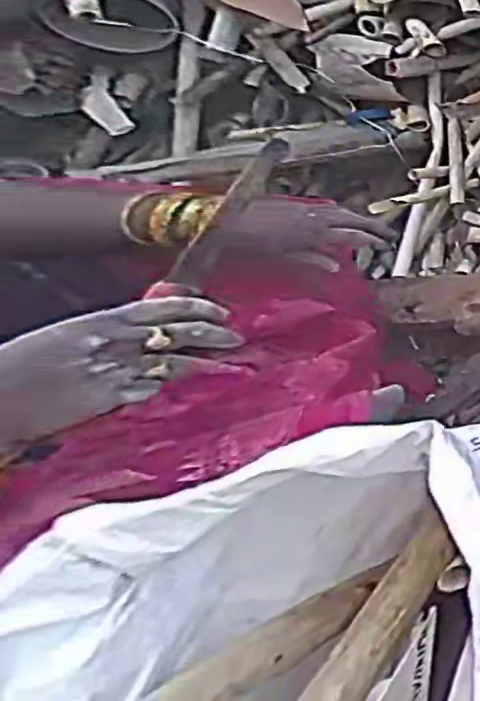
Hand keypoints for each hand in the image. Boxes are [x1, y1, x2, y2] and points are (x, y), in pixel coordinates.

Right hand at [0, 297, 240, 445]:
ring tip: (223, 365)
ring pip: (179, 361)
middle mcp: (119, 340)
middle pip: (187, 332)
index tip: (222, 313)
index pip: (169, 306)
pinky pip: (153, 388)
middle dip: (219, 334)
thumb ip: (110, 330)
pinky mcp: (113, 394)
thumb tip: (147, 329)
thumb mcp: (66, 336)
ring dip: (205, 363)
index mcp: (104, 321)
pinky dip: (160, 387)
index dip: (203, 308)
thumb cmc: (15, 367)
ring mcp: (119, 367)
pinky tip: (166, 388)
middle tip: (237, 339)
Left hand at [223, 198, 391, 257]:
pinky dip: (340, 211)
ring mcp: (303, 208)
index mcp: (313, 232)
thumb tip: (336, 267)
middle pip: (352, 219)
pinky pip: (326, 206)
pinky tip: (340, 214)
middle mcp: (313, 217)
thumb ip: (309, 261)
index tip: (385, 244)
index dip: (371, 240)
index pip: (352, 235)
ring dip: (358, 217)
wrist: (208, 221)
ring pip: (340, 211)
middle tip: (388, 233)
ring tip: (369, 224)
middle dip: (372, 226)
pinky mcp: (291, 203)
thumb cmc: (239, 246)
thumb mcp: (275, 259)